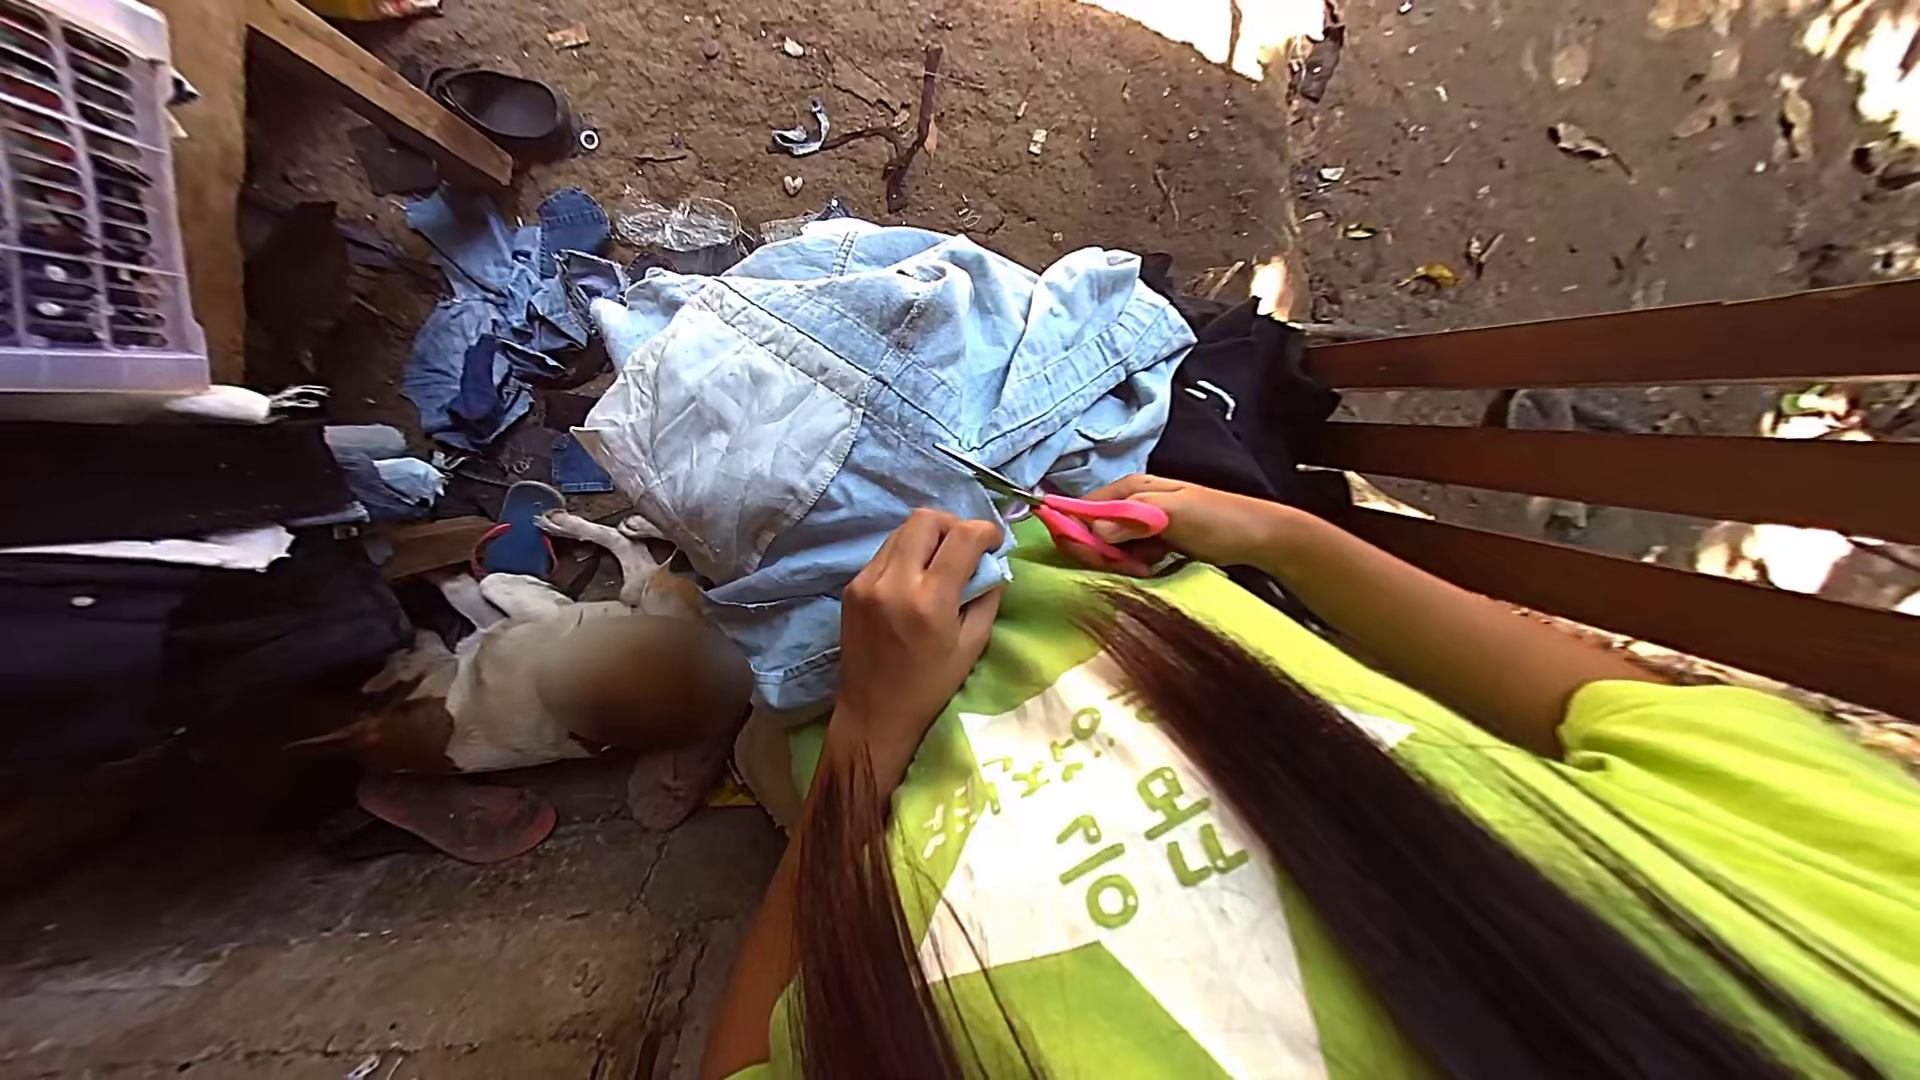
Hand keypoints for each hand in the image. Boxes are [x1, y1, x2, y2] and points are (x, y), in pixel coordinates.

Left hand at [833, 509, 1004, 785]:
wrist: (873, 713)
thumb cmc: (931, 685)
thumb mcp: (973, 644)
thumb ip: (988, 595)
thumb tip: (993, 560)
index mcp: (929, 601)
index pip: (962, 537)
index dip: (986, 531)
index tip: (993, 543)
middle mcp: (894, 583)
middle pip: (926, 519)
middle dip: (954, 525)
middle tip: (965, 548)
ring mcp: (866, 581)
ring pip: (902, 530)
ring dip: (929, 536)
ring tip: (940, 562)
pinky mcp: (852, 586)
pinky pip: (885, 551)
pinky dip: (907, 553)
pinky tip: (915, 578)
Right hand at [1057, 474, 1296, 571]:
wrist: (1260, 537)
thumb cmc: (1219, 519)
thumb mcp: (1176, 514)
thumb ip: (1133, 518)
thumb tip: (1094, 528)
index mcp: (1130, 488)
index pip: (1084, 509)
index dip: (1078, 533)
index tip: (1094, 557)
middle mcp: (1128, 502)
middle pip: (1091, 530)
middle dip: (1102, 553)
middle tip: (1130, 566)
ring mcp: (1139, 523)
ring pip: (1107, 547)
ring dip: (1120, 563)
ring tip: (1147, 568)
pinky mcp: (1149, 541)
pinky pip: (1125, 556)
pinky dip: (1132, 566)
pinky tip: (1152, 569)